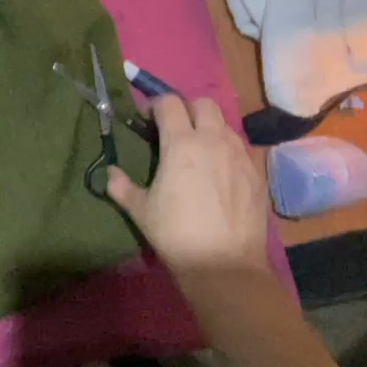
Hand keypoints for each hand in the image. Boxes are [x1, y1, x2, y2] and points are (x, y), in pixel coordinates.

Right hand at [106, 95, 270, 277]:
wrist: (223, 264)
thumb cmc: (175, 233)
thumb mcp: (139, 209)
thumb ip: (120, 186)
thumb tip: (110, 172)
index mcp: (182, 144)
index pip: (169, 103)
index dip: (155, 106)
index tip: (146, 120)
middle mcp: (214, 141)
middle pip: (203, 104)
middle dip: (186, 109)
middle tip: (173, 130)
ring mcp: (240, 155)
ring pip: (225, 124)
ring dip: (208, 128)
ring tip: (197, 152)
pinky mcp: (257, 172)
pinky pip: (240, 148)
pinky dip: (226, 150)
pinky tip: (217, 172)